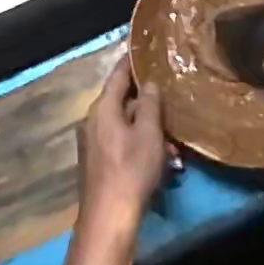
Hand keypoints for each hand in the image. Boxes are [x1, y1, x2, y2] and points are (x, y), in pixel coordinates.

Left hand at [77, 58, 165, 235]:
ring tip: (172, 139)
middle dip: (146, 101)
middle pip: (121, 100)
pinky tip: (160, 157)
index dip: (131, 62)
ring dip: (147, 127)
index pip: (117, 75)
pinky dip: (139, 142)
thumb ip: (150, 105)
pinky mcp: (97, 159)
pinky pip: (120, 140)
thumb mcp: (149, 134)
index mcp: (102, 107)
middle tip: (169, 97)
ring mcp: (92, 140)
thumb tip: (149, 84)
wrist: (108, 215)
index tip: (142, 49)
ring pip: (123, 123)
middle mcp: (92, 119)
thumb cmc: (131, 169)